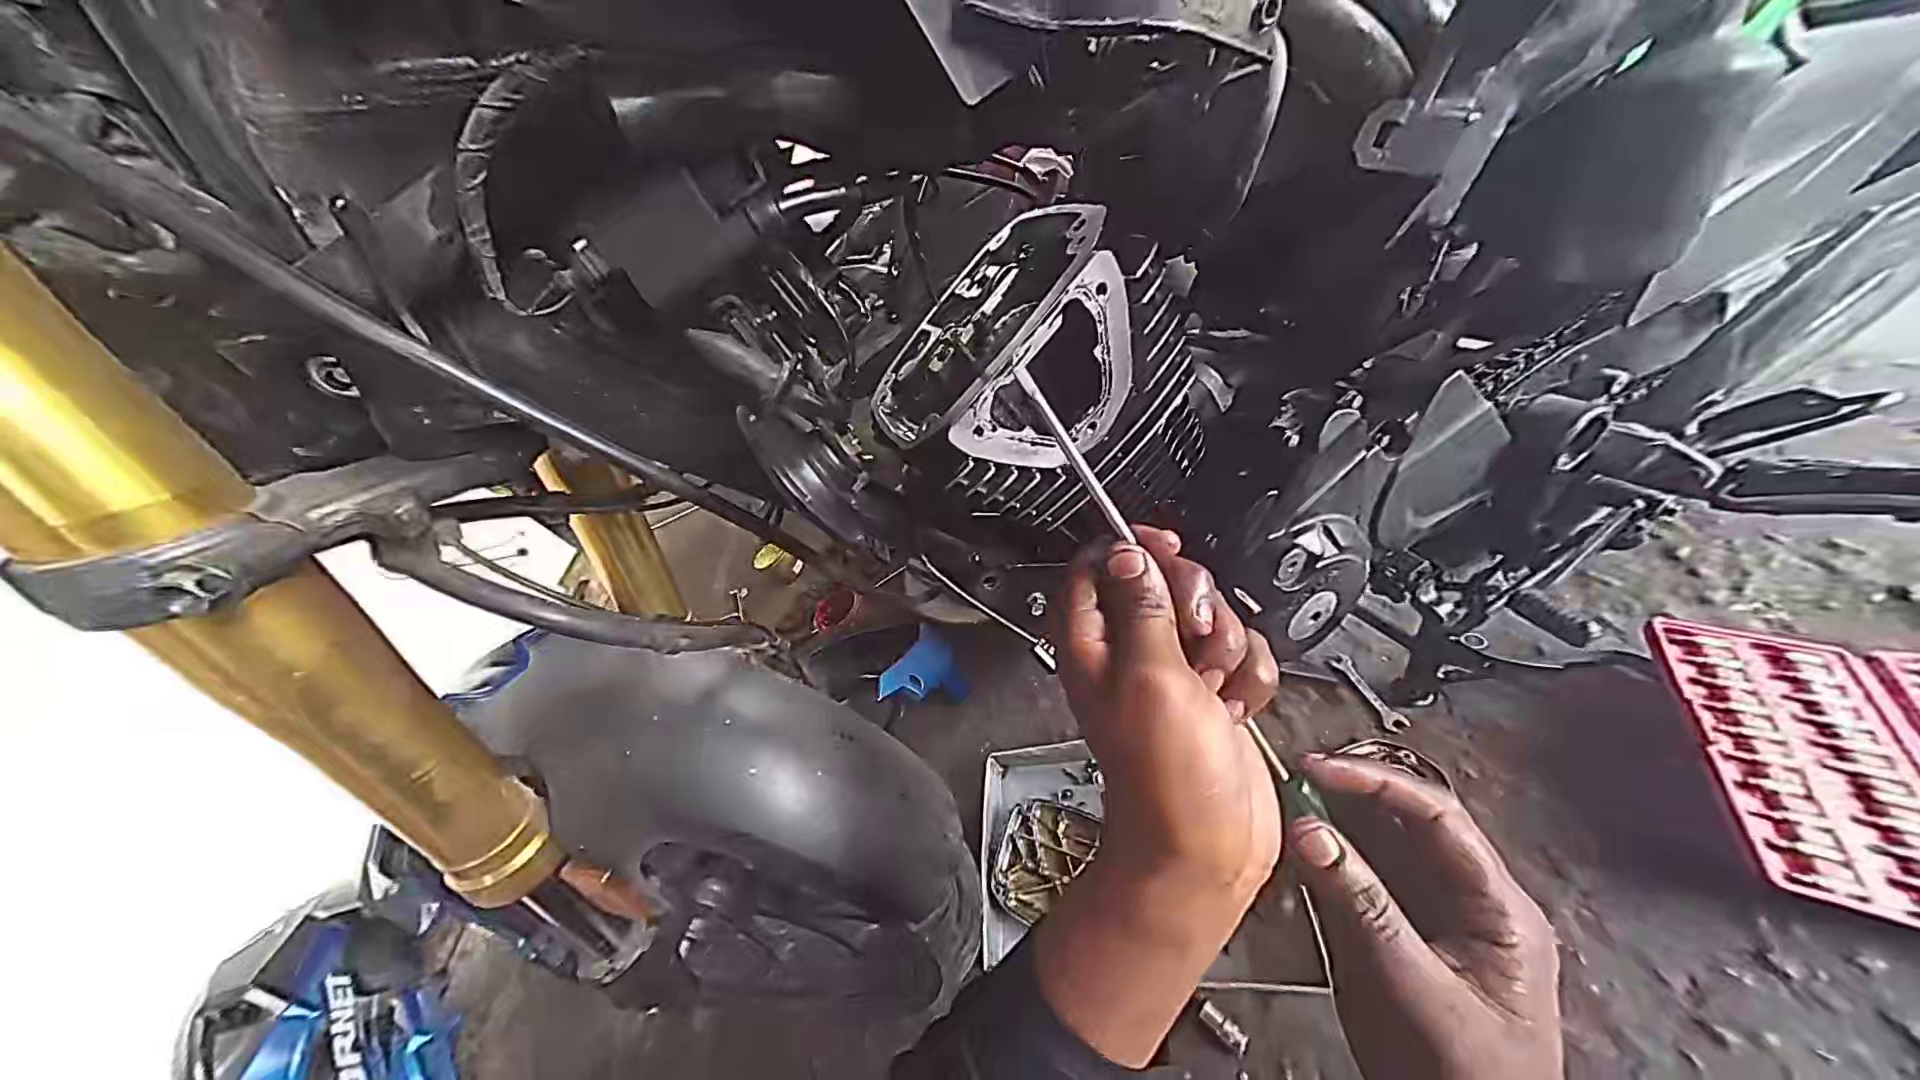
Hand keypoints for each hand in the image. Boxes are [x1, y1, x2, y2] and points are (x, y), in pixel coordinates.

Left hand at [1053, 526, 1281, 893]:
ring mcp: (1173, 669)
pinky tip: (1232, 705)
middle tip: (1195, 635)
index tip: (1164, 545)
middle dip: (1192, 601)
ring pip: (1209, 613)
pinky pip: (1241, 651)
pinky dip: (1246, 676)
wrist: (1206, 845)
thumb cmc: (1164, 776)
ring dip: (1223, 644)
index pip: (1098, 567)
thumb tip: (1128, 555)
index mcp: (1094, 644)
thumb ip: (1143, 607)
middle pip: (1161, 582)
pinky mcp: (1212, 688)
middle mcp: (1129, 651)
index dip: (1129, 548)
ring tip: (1212, 684)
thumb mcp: (1149, 677)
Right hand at [1289, 756, 1562, 1079]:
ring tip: (1287, 807)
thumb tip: (1311, 833)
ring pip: (1374, 843)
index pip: (1437, 817)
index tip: (1318, 769)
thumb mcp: (1412, 987)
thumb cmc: (1463, 1077)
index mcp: (1498, 909)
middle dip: (1346, 795)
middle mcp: (1464, 898)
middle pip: (1403, 821)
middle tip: (1293, 780)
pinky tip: (1297, 848)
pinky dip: (1321, 856)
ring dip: (1329, 822)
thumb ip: (1360, 907)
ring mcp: (1426, 911)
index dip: (1375, 782)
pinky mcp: (1390, 925)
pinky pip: (1353, 874)